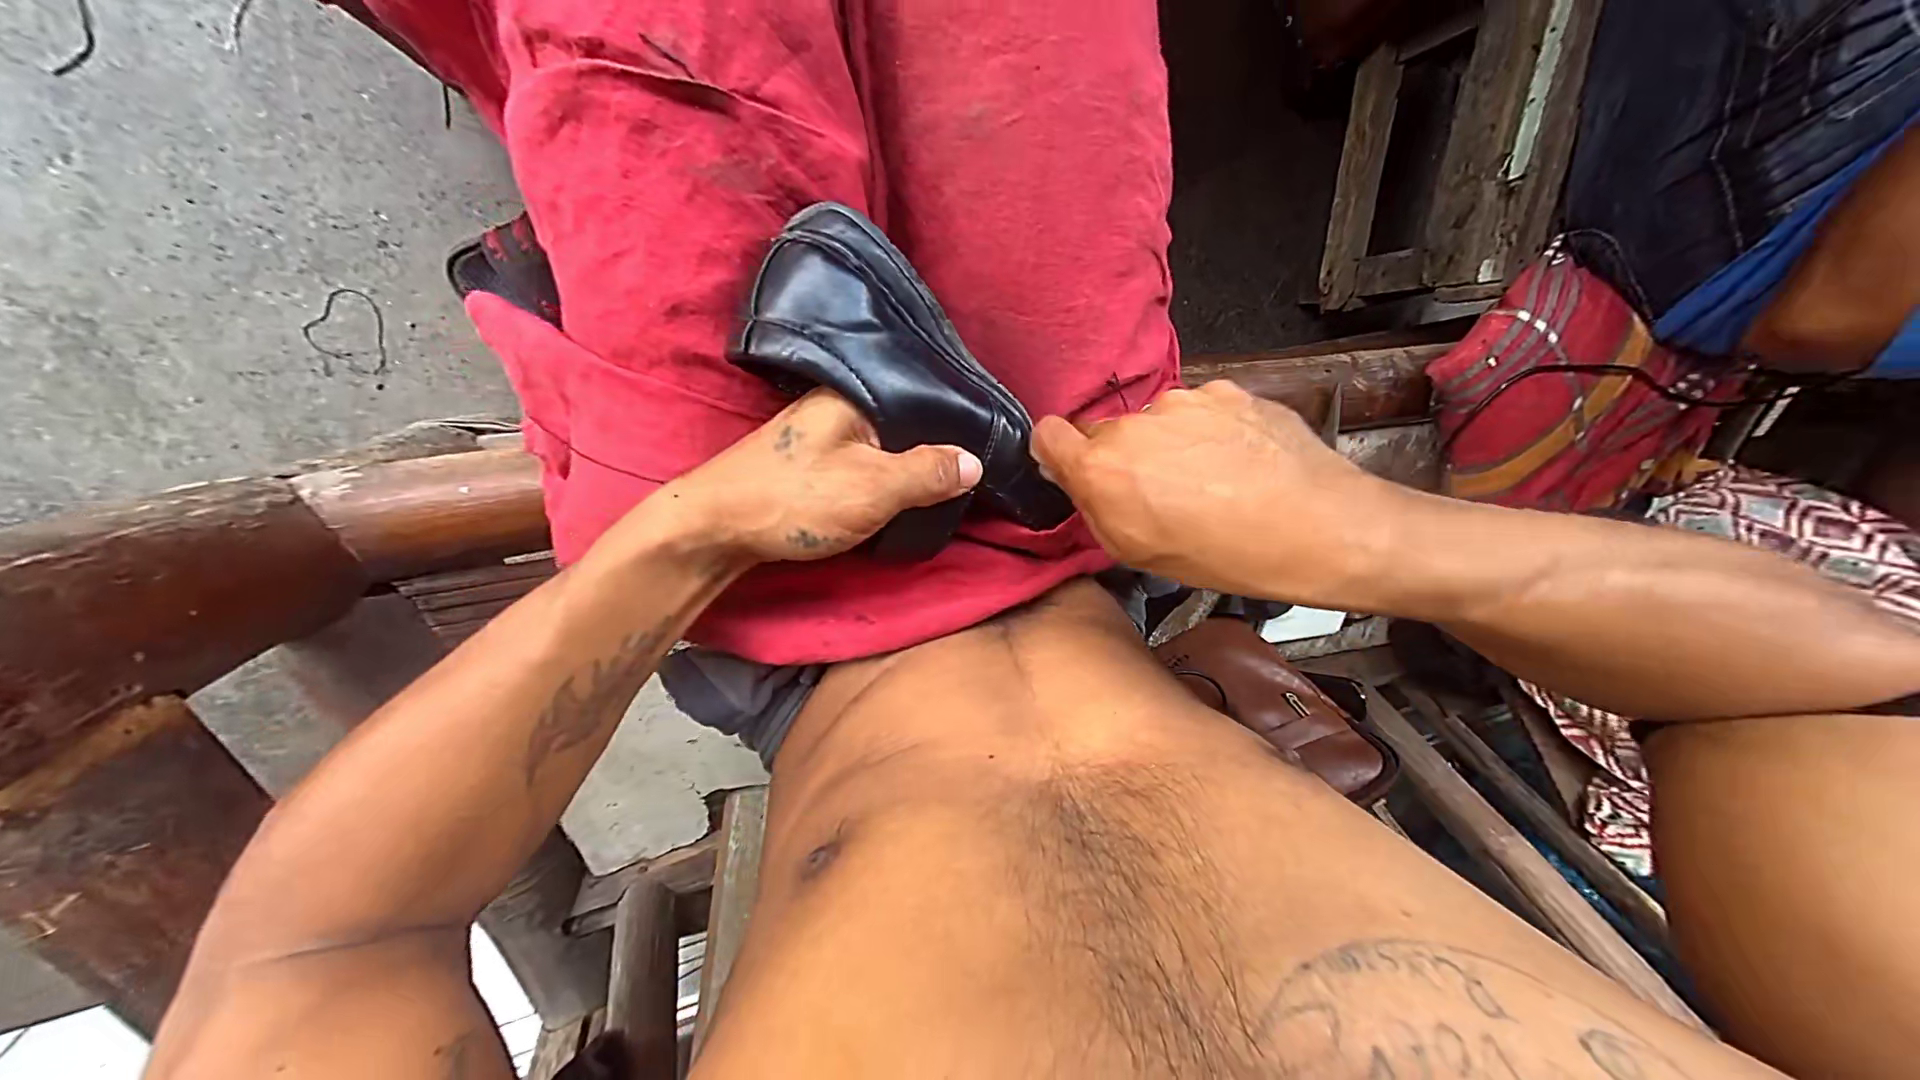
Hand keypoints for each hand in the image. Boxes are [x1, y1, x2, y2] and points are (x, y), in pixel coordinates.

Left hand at [652, 388, 981, 565]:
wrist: (714, 530)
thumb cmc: (794, 500)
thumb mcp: (873, 488)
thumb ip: (927, 473)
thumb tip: (975, 462)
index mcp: (855, 395)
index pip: (923, 400)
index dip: (956, 428)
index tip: (987, 452)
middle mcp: (839, 404)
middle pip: (904, 424)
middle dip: (935, 450)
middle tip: (971, 474)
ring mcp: (823, 432)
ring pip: (885, 446)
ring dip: (909, 467)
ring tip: (944, 485)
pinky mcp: (813, 460)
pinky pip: (866, 461)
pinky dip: (886, 478)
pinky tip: (901, 493)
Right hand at [1031, 380, 1406, 606]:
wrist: (1319, 528)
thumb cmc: (1228, 554)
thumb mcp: (1137, 553)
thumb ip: (1093, 508)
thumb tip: (1076, 477)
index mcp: (1103, 468)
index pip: (1049, 433)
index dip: (1058, 453)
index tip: (1075, 468)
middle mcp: (1136, 425)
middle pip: (1106, 433)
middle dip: (1121, 459)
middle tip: (1157, 493)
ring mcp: (1183, 403)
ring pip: (1153, 422)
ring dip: (1165, 446)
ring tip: (1206, 483)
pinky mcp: (1225, 391)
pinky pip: (1196, 412)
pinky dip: (1205, 432)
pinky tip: (1232, 464)